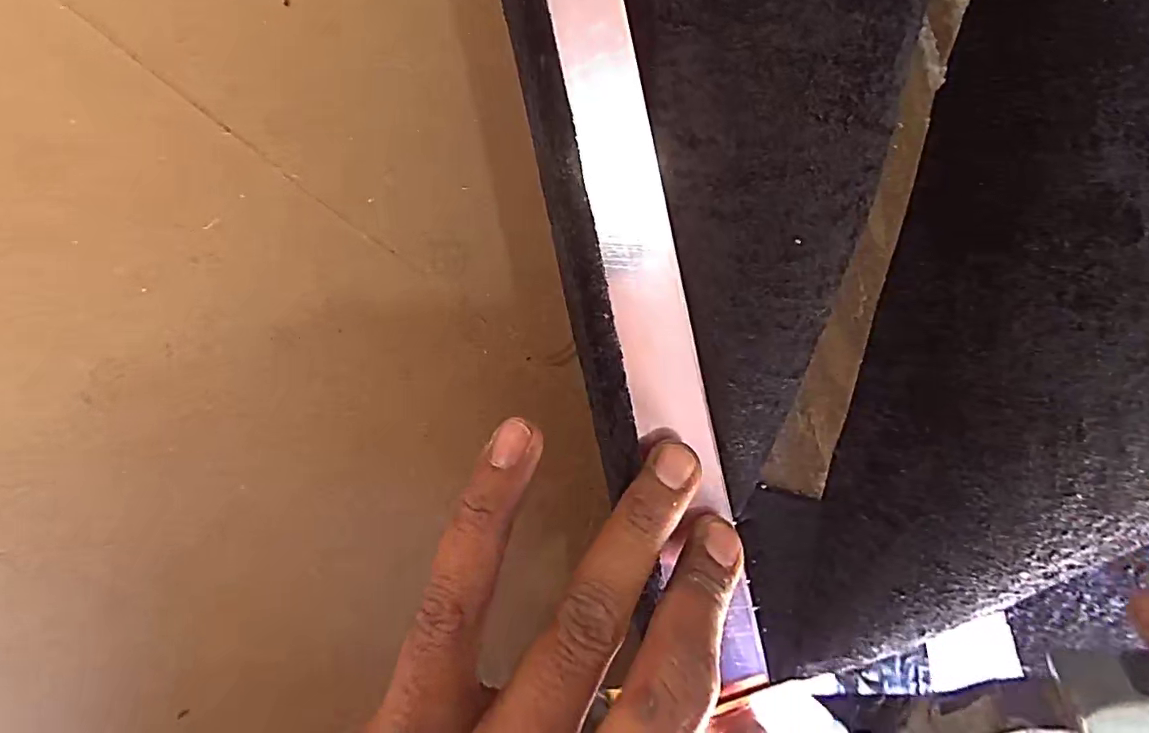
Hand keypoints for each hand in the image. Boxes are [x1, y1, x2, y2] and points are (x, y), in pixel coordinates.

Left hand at [366, 417, 743, 732]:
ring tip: (659, 465)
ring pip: (567, 628)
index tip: (720, 548)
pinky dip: (489, 513)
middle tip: (695, 484)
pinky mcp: (401, 720)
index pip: (669, 708)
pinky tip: (517, 442)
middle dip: (678, 568)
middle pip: (648, 671)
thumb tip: (747, 712)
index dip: (705, 621)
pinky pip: (451, 607)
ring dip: (628, 534)